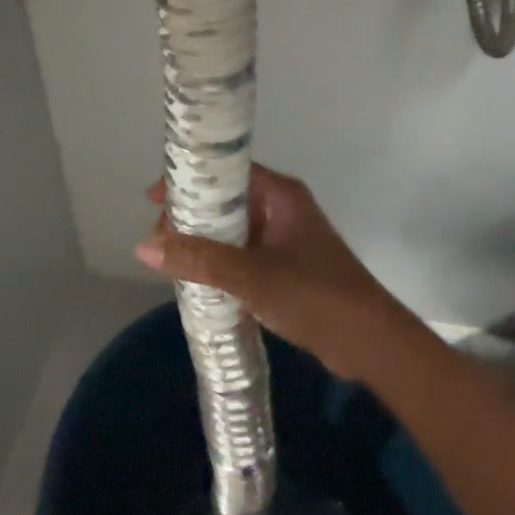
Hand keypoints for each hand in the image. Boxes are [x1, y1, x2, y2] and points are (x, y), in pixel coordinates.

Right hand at [135, 164, 423, 378]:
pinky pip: (244, 257)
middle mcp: (284, 210)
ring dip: (204, 243)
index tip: (154, 200)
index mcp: (281, 195)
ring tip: (170, 261)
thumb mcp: (252, 276)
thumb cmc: (315, 296)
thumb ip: (200, 260)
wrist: (370, 342)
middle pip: (227, 201)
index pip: (227, 171)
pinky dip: (220, 264)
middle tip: (159, 238)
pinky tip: (198, 282)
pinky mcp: (287, 269)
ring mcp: (286, 240)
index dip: (190, 180)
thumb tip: (144, 246)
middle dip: (191, 216)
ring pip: (234, 231)